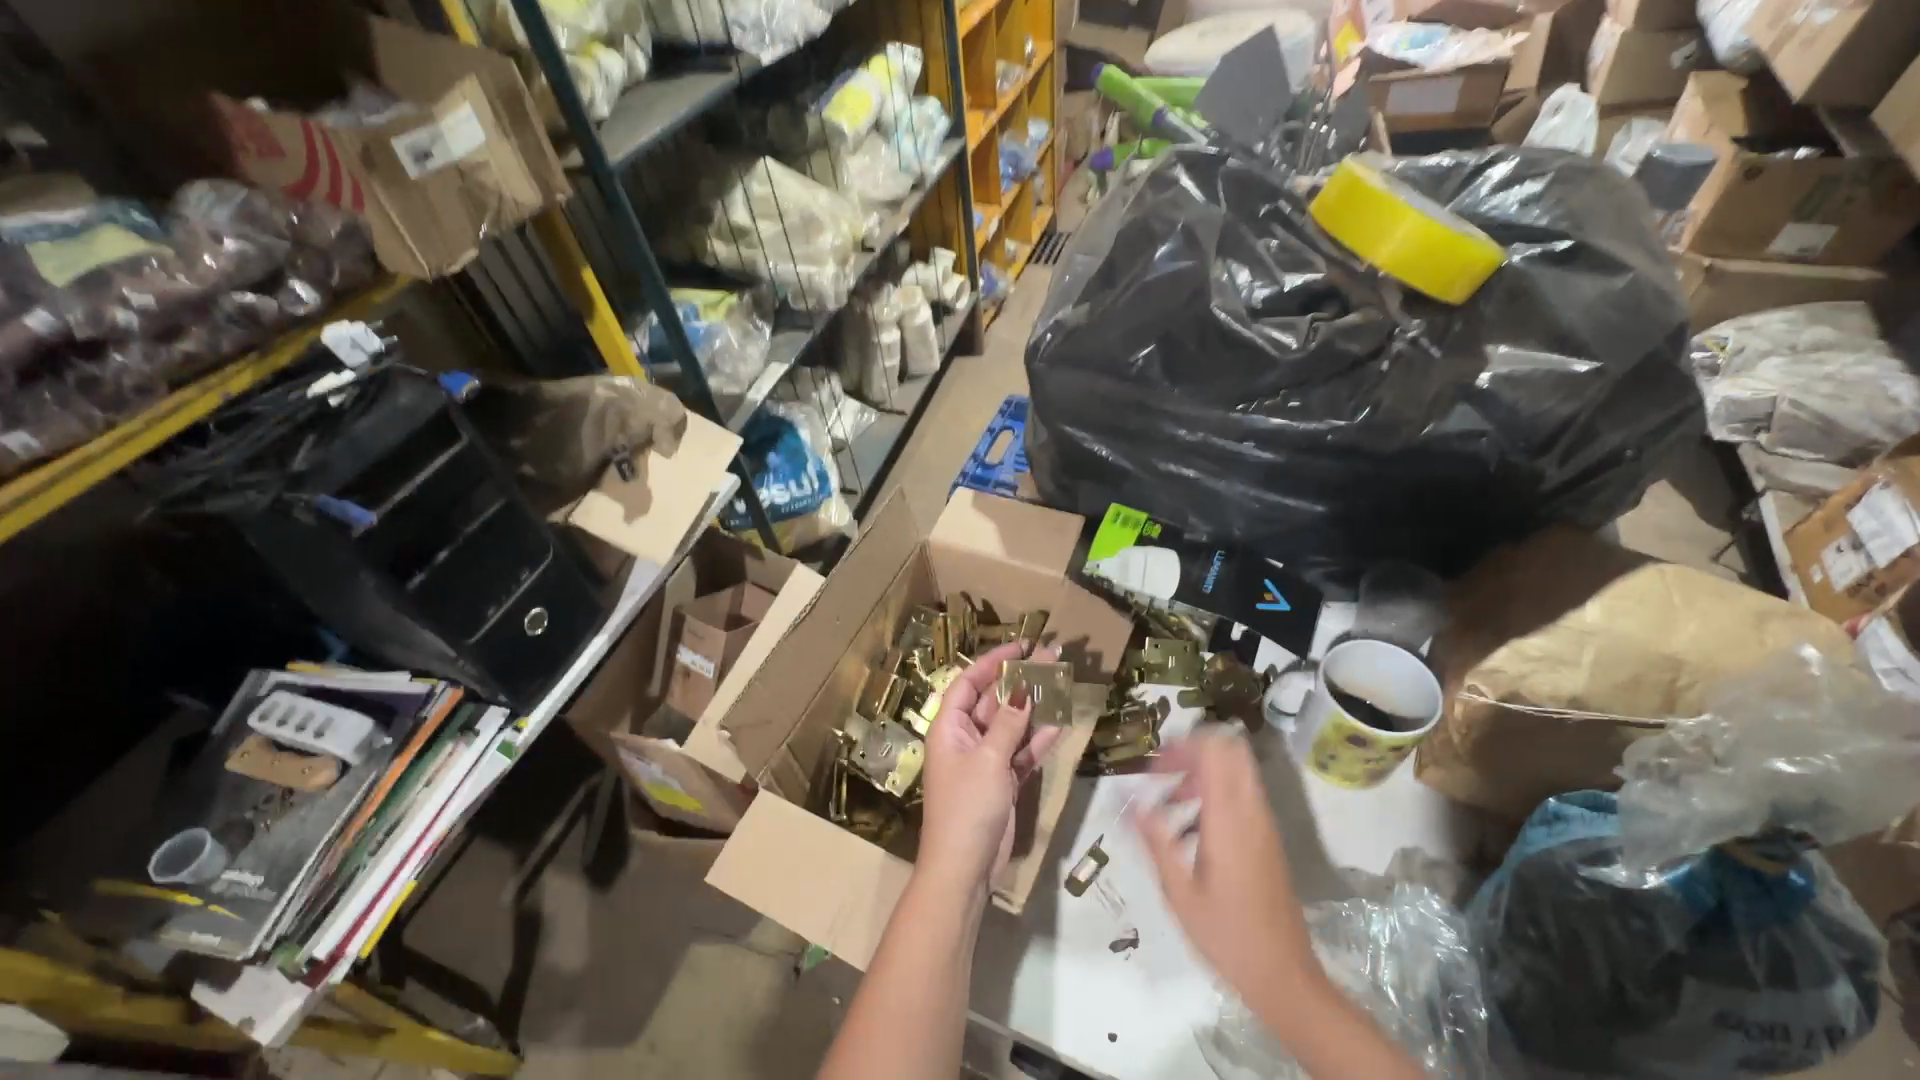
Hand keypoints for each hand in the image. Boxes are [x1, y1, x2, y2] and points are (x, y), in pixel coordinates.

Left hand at [918, 643, 1064, 892]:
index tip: (1020, 646)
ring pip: (1011, 725)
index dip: (991, 662)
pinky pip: (1021, 753)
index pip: (968, 684)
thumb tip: (1022, 689)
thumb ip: (1008, 724)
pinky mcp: (1002, 783)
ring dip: (1034, 706)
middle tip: (1051, 657)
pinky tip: (1060, 722)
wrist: (964, 867)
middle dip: (1020, 680)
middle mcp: (965, 740)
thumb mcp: (988, 760)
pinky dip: (1038, 740)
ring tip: (1062, 681)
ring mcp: (985, 762)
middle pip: (993, 701)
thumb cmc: (967, 807)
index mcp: (949, 729)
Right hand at [1133, 734, 1320, 1004]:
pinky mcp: (1269, 839)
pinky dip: (1216, 794)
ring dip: (1203, 774)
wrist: (1283, 974)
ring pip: (1237, 771)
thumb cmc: (1226, 936)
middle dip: (1192, 752)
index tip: (1152, 766)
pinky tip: (1191, 828)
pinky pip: (1243, 795)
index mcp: (1229, 820)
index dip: (1182, 745)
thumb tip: (1131, 802)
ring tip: (1169, 803)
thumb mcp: (1179, 893)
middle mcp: (1252, 812)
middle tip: (1160, 775)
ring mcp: (1265, 824)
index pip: (1216, 751)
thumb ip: (1156, 841)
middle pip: (1230, 751)